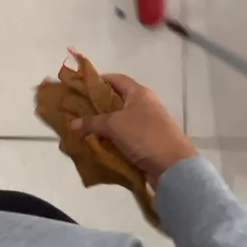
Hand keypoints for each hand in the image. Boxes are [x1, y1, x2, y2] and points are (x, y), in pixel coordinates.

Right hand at [70, 74, 197, 187]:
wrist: (173, 166)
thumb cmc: (144, 136)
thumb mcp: (114, 126)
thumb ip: (92, 122)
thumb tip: (72, 124)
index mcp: (139, 93)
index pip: (116, 79)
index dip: (98, 81)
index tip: (80, 88)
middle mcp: (145, 104)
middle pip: (117, 100)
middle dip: (98, 106)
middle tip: (78, 111)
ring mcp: (148, 123)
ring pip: (121, 120)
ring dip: (105, 125)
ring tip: (85, 129)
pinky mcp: (149, 141)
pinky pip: (126, 136)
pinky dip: (114, 138)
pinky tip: (99, 144)